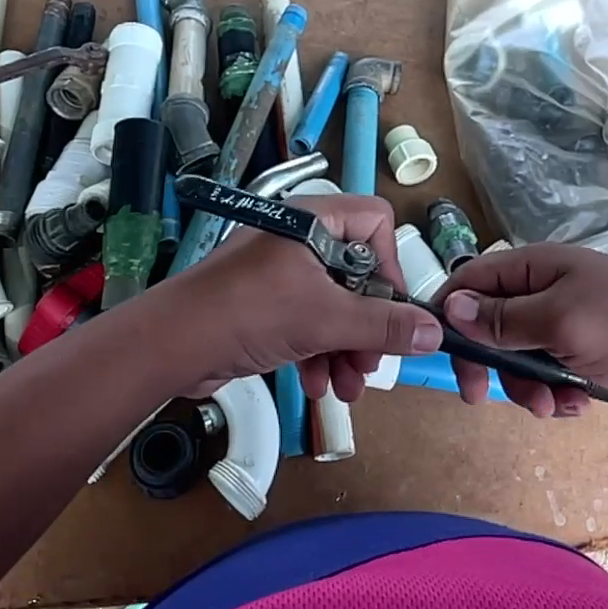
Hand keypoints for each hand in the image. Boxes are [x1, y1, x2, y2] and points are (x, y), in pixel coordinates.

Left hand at [153, 194, 442, 399]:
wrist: (172, 345)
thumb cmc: (250, 312)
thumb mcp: (326, 319)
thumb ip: (384, 325)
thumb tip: (435, 332)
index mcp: (314, 221)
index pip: (376, 223)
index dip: (391, 265)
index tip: (392, 308)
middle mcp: (299, 239)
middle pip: (358, 274)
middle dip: (368, 325)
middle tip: (371, 363)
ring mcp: (279, 272)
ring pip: (334, 305)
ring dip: (346, 348)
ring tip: (347, 387)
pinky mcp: (263, 304)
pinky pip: (307, 321)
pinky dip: (317, 351)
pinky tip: (316, 385)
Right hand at [436, 244, 607, 419]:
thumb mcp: (560, 323)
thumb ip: (503, 318)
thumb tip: (450, 307)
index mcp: (538, 265)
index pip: (472, 278)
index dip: (450, 310)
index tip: (440, 352)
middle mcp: (547, 287)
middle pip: (490, 321)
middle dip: (490, 360)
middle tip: (480, 397)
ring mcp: (567, 319)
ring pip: (517, 353)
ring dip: (525, 384)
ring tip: (551, 406)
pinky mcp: (584, 350)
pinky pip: (548, 370)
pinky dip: (554, 391)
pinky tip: (575, 405)